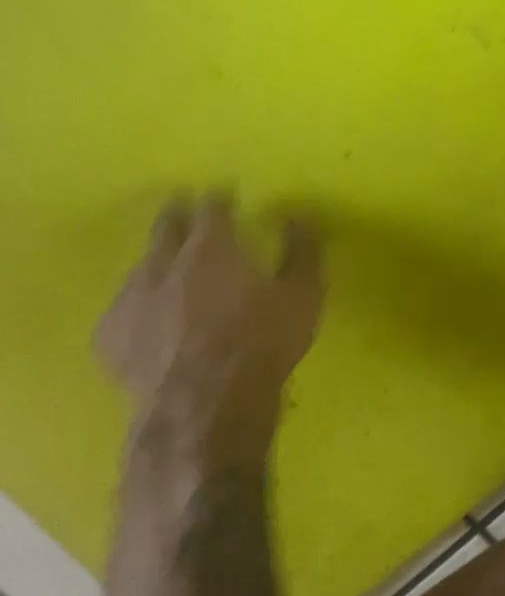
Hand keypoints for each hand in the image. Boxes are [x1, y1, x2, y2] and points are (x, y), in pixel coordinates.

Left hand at [96, 194, 323, 465]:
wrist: (204, 403)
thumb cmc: (265, 340)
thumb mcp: (304, 293)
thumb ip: (302, 251)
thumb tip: (301, 216)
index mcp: (213, 250)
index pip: (210, 210)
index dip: (218, 197)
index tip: (224, 191)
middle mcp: (163, 266)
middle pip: (165, 230)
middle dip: (177, 216)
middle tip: (185, 208)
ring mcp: (129, 301)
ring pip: (141, 267)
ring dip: (157, 258)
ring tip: (170, 262)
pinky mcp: (109, 336)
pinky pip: (125, 305)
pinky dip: (142, 299)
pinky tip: (153, 311)